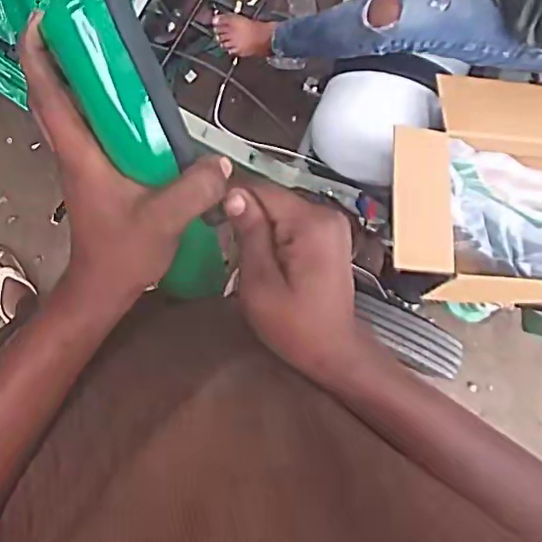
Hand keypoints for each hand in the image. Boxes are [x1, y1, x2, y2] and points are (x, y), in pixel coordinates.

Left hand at [20, 11, 231, 304]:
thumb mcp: (162, 220)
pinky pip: (81, 126)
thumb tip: (220, 164)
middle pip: (46, 94)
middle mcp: (71, 150)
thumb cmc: (121, 254)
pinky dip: (87, 102)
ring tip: (89, 47)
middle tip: (66, 23)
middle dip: (47, 54)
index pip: (47, 94)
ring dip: (65, 76)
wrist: (102, 286)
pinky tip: (116, 97)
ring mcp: (78, 160)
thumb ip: (193, 190)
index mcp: (79, 153)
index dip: (38, 54)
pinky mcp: (89, 170)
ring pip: (60, 109)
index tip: (40, 18)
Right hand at [223, 183, 371, 377]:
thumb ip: (249, 234)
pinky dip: (272, 230)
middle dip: (244, 211)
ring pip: (278, 207)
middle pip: (271, 197)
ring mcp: (331, 222)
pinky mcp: (329, 233)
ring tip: (237, 247)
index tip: (207, 214)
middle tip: (220, 238)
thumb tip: (233, 193)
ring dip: (256, 222)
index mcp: (310, 223)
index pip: (260, 189)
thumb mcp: (260, 283)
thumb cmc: (294, 326)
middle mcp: (325, 213)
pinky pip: (290, 219)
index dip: (230, 197)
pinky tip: (260, 252)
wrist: (334, 353)